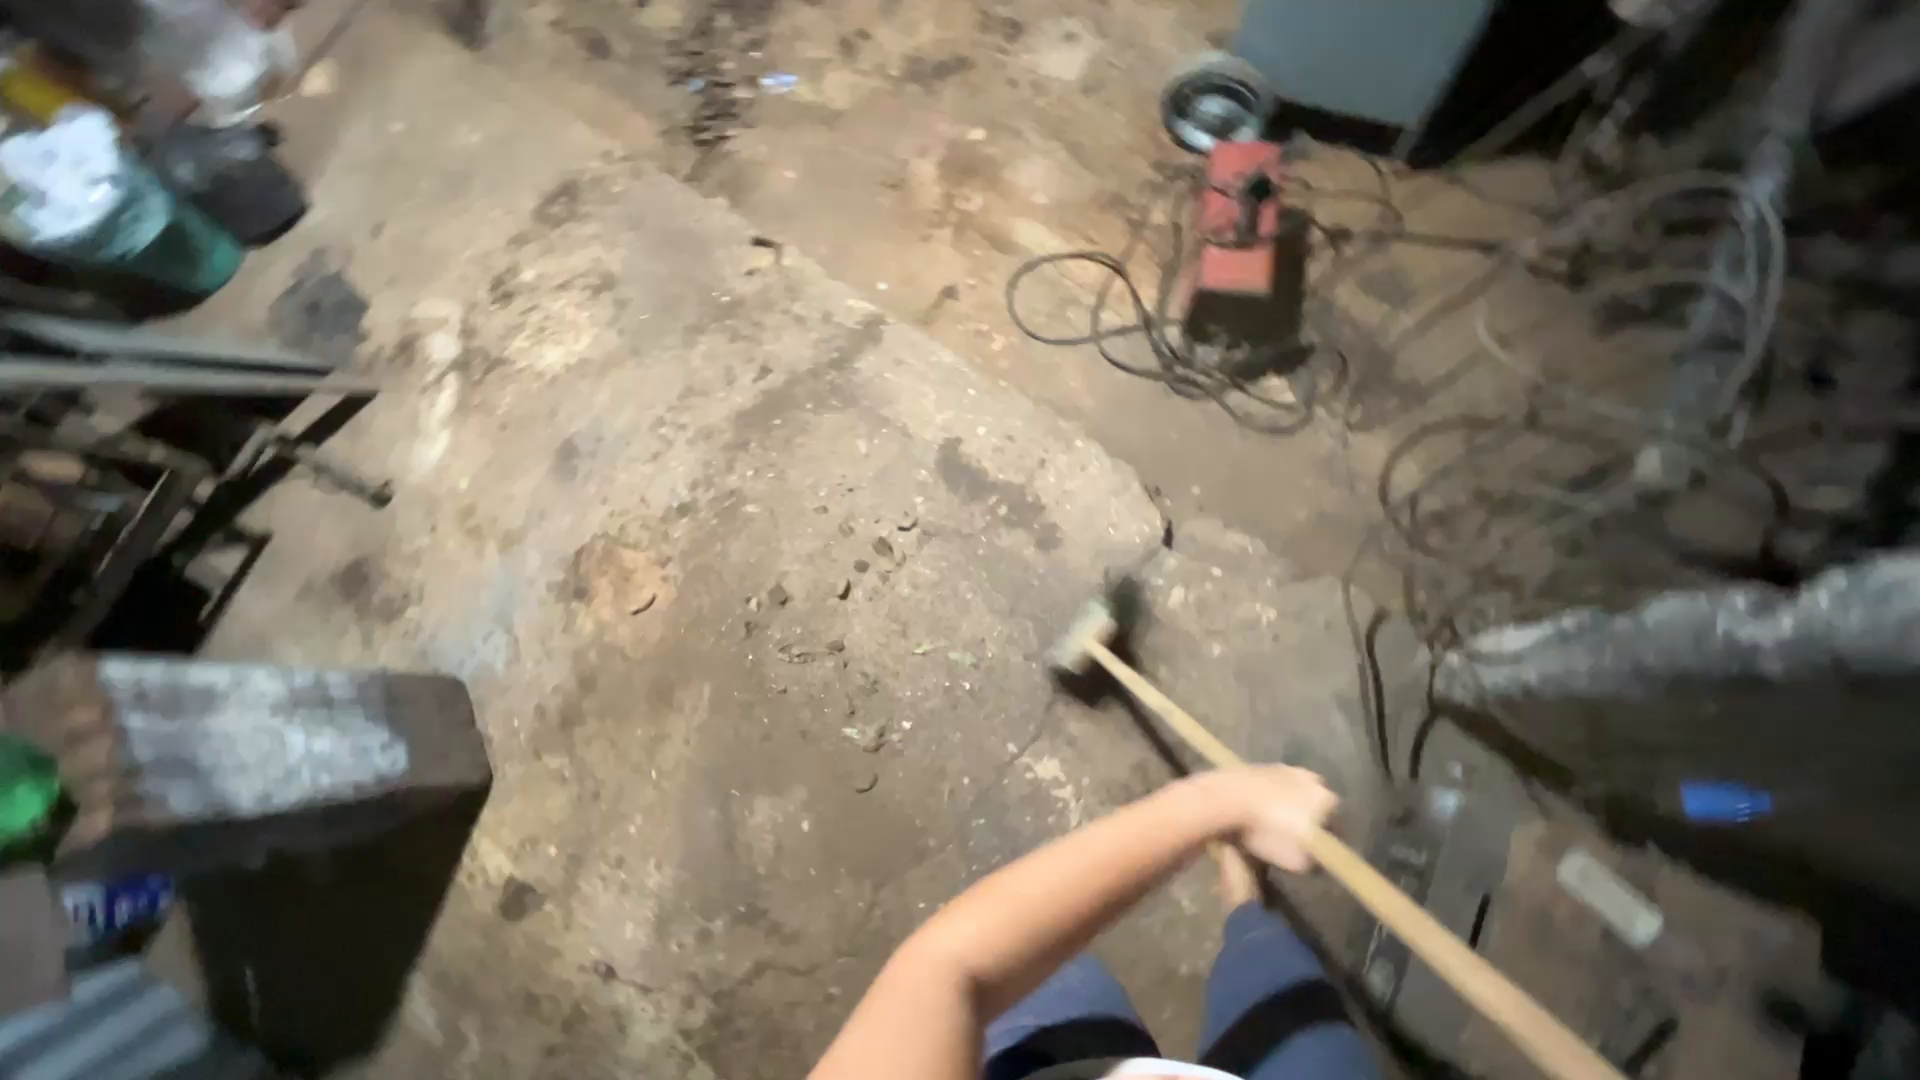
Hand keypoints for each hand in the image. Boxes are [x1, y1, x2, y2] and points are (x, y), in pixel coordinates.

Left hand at [1209, 766, 1337, 872]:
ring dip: (1285, 807)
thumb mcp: (1299, 862)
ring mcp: (1283, 767)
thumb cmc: (1268, 832)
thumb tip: (1311, 855)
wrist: (1227, 798)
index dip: (1325, 844)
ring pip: (1291, 794)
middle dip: (1306, 821)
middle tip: (1290, 840)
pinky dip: (1266, 798)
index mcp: (1327, 799)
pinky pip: (1269, 787)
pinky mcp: (1258, 765)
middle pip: (1314, 806)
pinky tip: (1254, 811)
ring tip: (1268, 826)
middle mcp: (1310, 778)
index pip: (1335, 826)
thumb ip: (1314, 860)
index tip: (1312, 854)